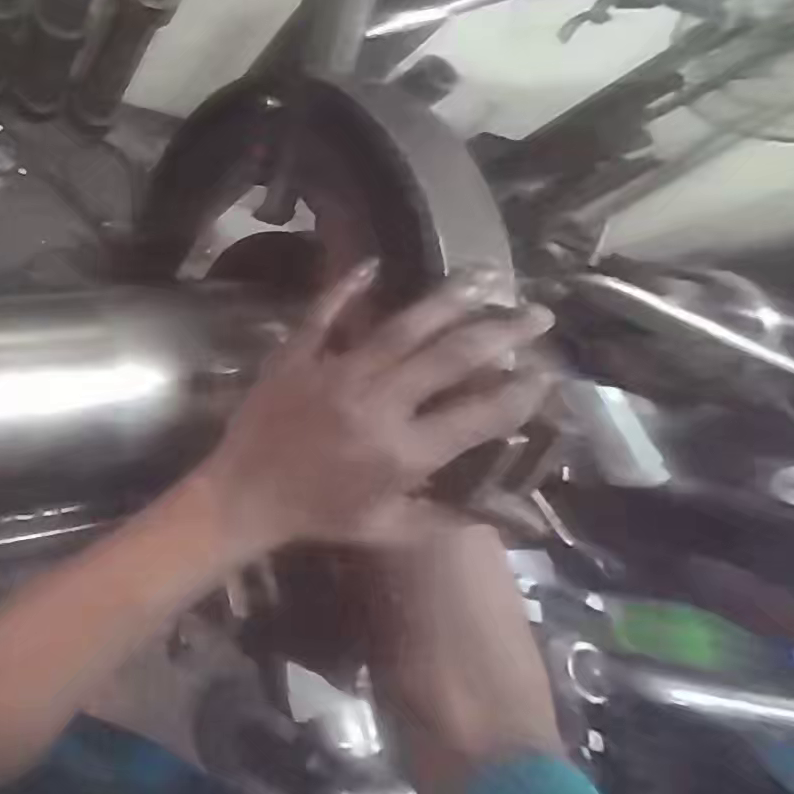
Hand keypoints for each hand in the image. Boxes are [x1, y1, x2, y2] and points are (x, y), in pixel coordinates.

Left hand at [196, 262, 555, 553]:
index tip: (548, 371)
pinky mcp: (295, 357)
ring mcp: (333, 373)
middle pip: (450, 357)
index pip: (481, 413)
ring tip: (484, 276)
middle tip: (537, 312)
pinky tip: (372, 264)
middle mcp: (377, 404)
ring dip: (446, 300)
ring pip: (399, 328)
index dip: (523, 391)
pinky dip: (345, 288)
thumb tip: (516, 513)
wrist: (245, 493)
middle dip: (502, 331)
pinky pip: (322, 315)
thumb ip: (451, 517)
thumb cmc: (318, 514)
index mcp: (405, 451)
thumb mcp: (389, 528)